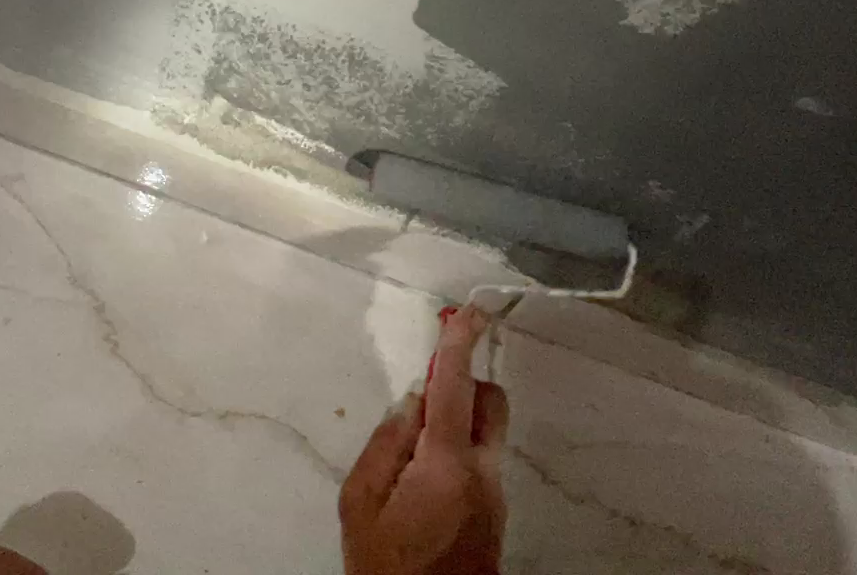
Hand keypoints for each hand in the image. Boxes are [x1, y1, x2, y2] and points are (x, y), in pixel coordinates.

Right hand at [339, 307, 509, 574]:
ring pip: (486, 431)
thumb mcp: (360, 503)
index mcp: (448, 464)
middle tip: (426, 393)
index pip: (456, 387)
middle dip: (465, 382)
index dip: (461, 342)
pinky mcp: (495, 514)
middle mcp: (483, 474)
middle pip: (491, 402)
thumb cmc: (384, 566)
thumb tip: (410, 402)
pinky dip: (456, 449)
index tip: (470, 308)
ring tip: (410, 453)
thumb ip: (384, 443)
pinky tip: (420, 481)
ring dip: (457, 419)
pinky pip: (479, 460)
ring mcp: (495, 496)